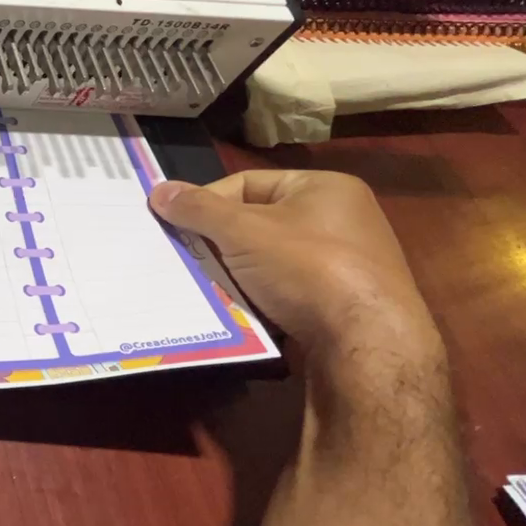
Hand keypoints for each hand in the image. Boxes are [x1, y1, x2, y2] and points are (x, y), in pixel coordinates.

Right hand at [149, 171, 441, 372]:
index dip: (206, 202)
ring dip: (234, 267)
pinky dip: (256, 289)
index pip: (245, 182)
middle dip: (218, 239)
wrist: (367, 342)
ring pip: (265, 253)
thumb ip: (197, 209)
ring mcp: (345, 258)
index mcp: (324, 187)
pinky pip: (283, 282)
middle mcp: (339, 216)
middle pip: (254, 218)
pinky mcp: (341, 296)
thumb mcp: (241, 231)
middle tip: (188, 255)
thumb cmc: (306, 268)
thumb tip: (158, 190)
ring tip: (209, 281)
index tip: (178, 226)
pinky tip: (239, 303)